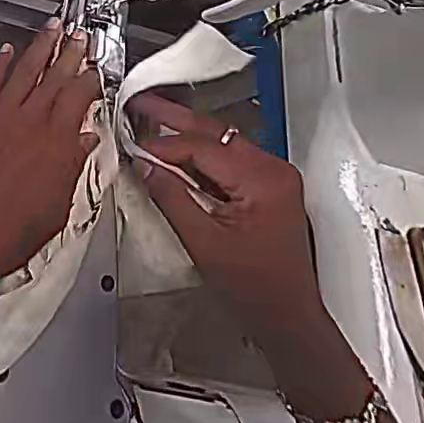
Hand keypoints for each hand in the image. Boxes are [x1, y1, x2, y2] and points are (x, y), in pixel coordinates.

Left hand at [0, 22, 100, 331]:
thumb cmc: (11, 228)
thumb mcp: (60, 203)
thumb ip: (74, 165)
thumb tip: (86, 142)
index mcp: (57, 141)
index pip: (80, 96)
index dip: (92, 79)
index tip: (97, 70)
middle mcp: (30, 121)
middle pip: (56, 76)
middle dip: (71, 52)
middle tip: (80, 36)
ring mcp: (2, 117)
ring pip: (26, 70)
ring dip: (40, 46)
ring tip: (52, 28)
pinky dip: (0, 64)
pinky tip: (7, 51)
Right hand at [129, 93, 323, 334]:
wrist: (289, 319)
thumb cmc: (254, 289)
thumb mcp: (204, 243)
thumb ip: (172, 198)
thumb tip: (145, 165)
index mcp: (263, 179)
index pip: (204, 147)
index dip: (165, 145)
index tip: (134, 145)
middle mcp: (274, 169)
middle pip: (216, 134)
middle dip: (176, 119)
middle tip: (142, 103)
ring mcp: (274, 176)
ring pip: (223, 144)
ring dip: (188, 136)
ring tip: (153, 121)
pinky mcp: (269, 187)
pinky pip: (231, 161)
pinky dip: (203, 158)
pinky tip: (178, 155)